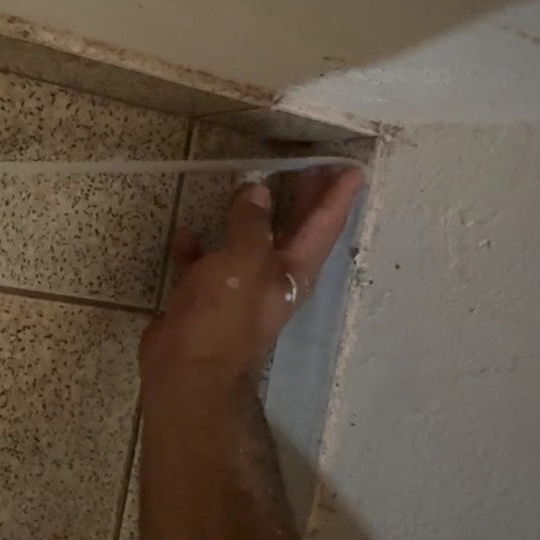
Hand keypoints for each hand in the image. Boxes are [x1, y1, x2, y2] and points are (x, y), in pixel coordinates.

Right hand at [140, 166, 364, 385]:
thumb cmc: (223, 315)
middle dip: (305, 202)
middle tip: (311, 169)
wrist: (186, 369)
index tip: (353, 170)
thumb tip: (257, 191)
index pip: (324, 226)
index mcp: (293, 271)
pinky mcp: (205, 300)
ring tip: (250, 187)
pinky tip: (186, 232)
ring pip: (250, 245)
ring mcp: (238, 291)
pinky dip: (200, 247)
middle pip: (295, 233)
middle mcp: (272, 279)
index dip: (338, 197)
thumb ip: (251, 223)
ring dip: (253, 218)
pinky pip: (206, 264)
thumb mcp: (243, 260)